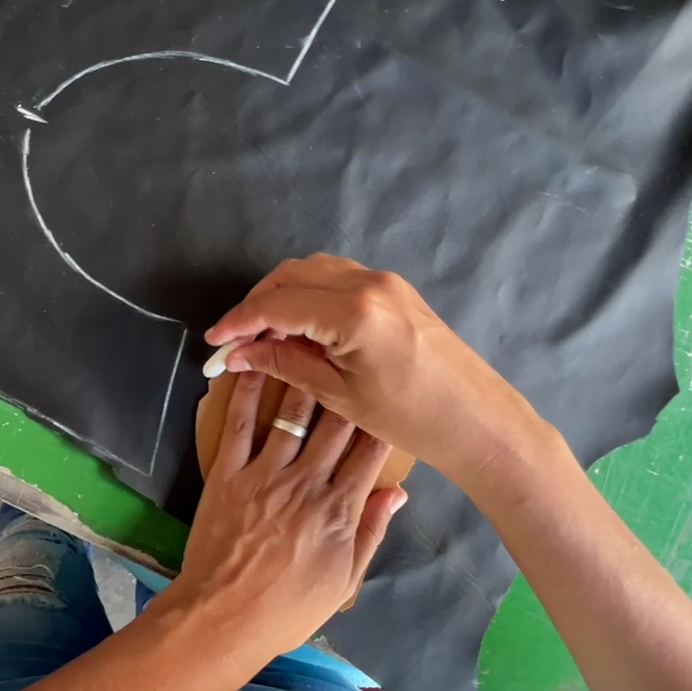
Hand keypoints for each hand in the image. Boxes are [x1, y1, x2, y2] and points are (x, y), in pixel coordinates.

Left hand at [156, 371, 405, 666]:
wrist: (224, 617)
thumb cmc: (288, 607)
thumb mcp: (344, 580)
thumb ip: (371, 532)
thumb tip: (398, 492)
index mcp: (340, 509)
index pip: (371, 453)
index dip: (381, 418)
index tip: (386, 391)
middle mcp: (307, 483)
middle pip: (336, 424)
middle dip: (348, 385)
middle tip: (353, 351)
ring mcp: (265, 475)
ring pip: (293, 415)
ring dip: (304, 376)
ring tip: (312, 342)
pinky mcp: (228, 474)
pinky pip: (240, 425)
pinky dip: (247, 393)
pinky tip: (255, 364)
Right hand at [204, 253, 561, 493]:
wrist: (478, 420)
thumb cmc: (411, 417)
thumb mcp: (338, 394)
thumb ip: (283, 364)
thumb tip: (237, 354)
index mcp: (352, 311)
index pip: (276, 305)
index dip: (238, 322)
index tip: (213, 341)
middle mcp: (367, 283)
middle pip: (290, 275)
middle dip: (256, 304)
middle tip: (235, 340)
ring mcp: (385, 281)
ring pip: (312, 271)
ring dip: (281, 295)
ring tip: (265, 335)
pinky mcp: (395, 289)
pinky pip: (336, 278)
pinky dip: (308, 294)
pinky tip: (301, 326)